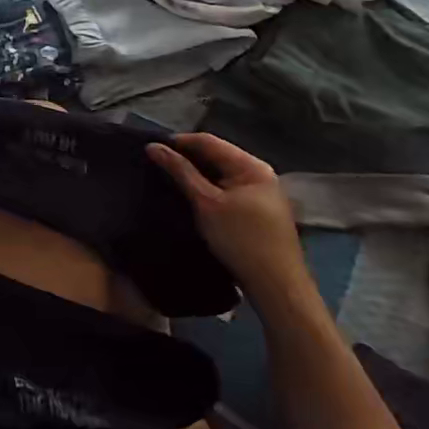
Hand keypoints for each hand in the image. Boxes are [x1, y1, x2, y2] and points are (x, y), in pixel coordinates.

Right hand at [148, 133, 310, 301]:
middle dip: (185, 159)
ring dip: (195, 175)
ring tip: (168, 179)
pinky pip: (226, 189)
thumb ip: (180, 171)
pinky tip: (190, 197)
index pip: (208, 141)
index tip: (151, 150)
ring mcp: (261, 193)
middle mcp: (259, 174)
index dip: (178, 142)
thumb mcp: (206, 202)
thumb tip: (152, 146)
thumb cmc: (241, 240)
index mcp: (251, 166)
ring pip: (220, 174)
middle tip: (155, 165)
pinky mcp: (257, 210)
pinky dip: (207, 189)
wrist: (277, 288)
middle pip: (215, 156)